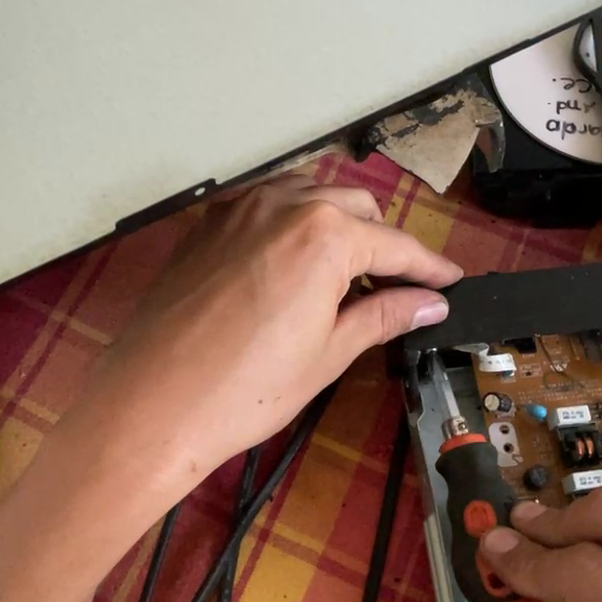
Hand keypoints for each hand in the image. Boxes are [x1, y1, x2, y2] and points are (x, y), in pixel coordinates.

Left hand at [62, 174, 460, 496]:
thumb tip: (429, 301)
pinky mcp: (207, 224)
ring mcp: (238, 209)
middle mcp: (283, 204)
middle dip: (383, 243)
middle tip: (395, 289)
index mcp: (325, 235)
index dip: (429, 268)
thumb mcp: (328, 354)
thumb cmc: (244, 391)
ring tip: (345, 275)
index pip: (395, 245)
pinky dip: (293, 223)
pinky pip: (266, 206)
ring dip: (338, 225)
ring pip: (309, 196)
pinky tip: (293, 264)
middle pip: (356, 208)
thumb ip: (384, 315)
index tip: (449, 282)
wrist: (152, 405)